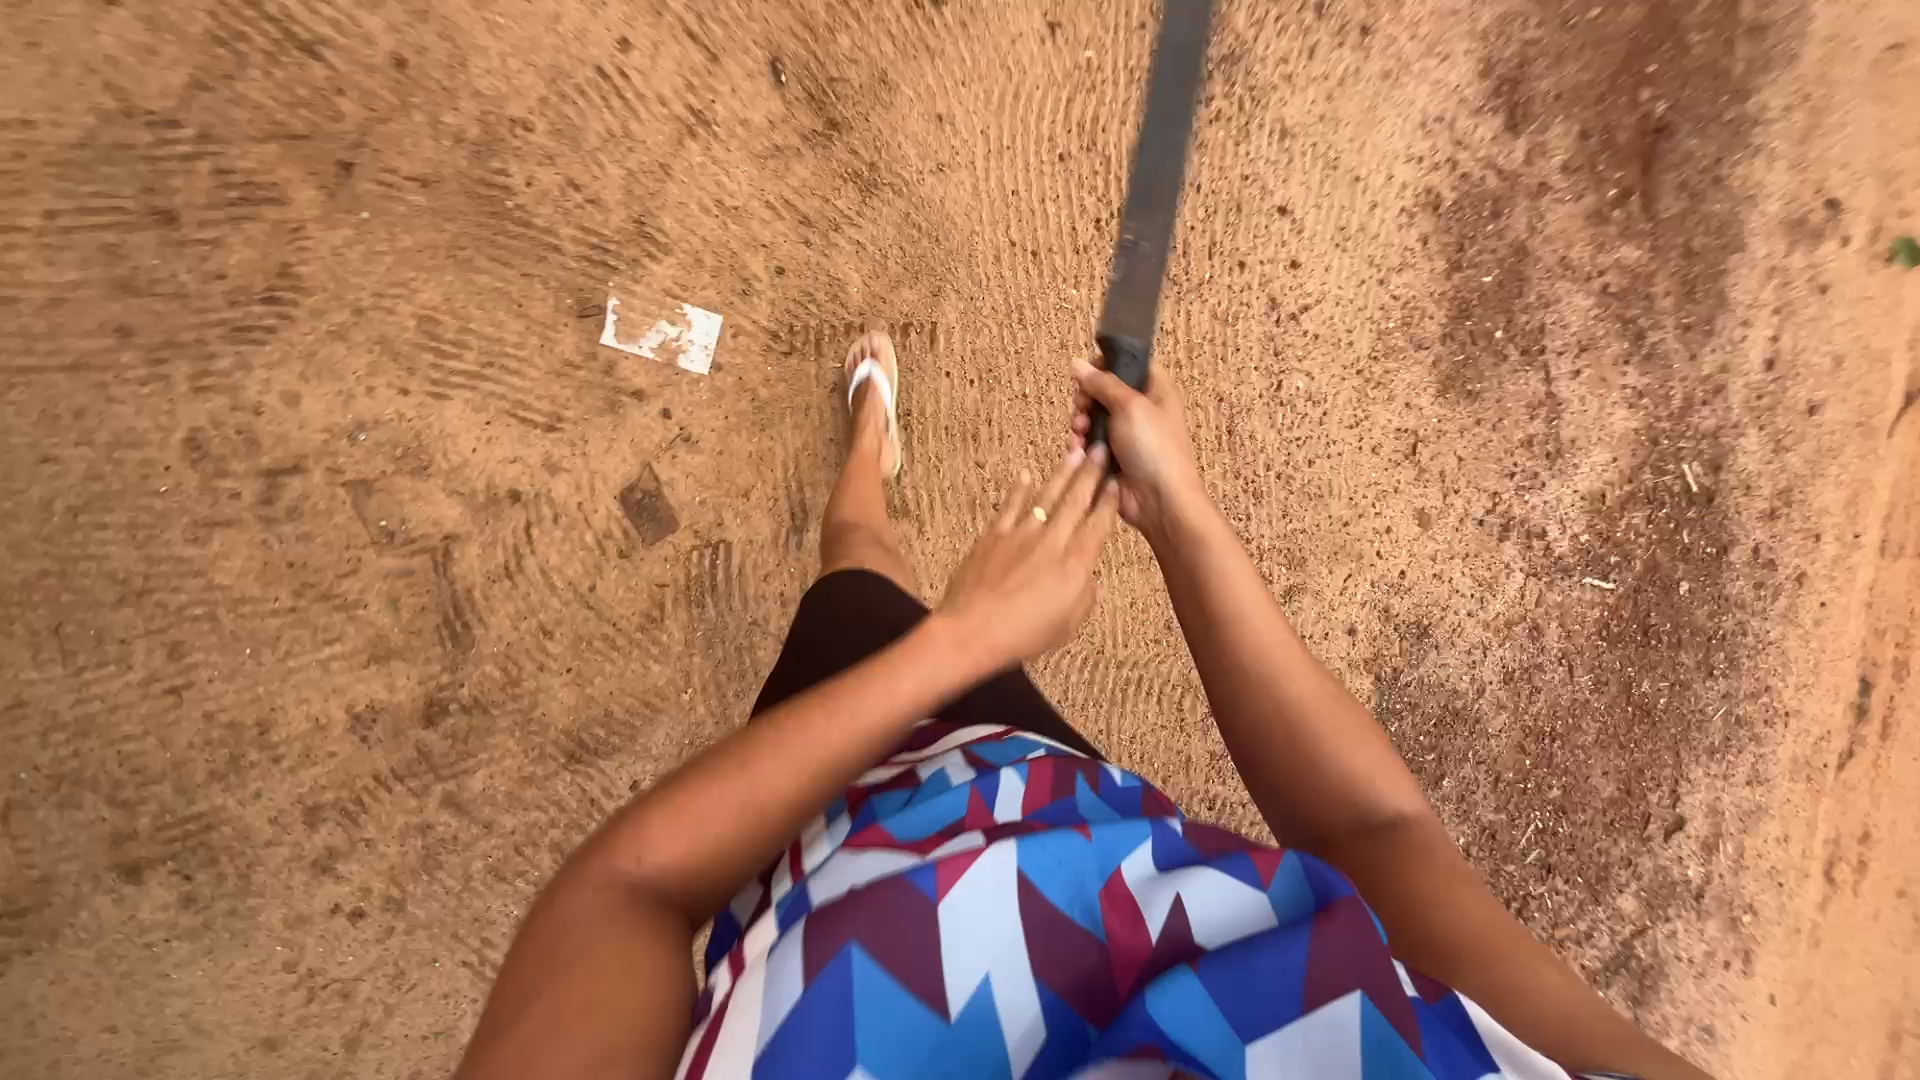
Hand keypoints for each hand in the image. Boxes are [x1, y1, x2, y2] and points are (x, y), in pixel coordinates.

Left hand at [936, 445, 1121, 668]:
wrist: (973, 630)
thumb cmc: (1023, 635)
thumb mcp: (1068, 625)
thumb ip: (1085, 598)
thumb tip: (1092, 582)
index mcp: (1075, 565)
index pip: (1099, 524)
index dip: (1110, 501)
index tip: (1117, 482)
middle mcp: (1051, 542)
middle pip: (1076, 500)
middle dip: (1091, 473)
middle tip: (1102, 450)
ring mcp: (1020, 535)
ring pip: (1046, 496)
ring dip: (1062, 473)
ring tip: (1074, 453)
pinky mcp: (993, 536)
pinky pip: (1010, 505)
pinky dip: (1019, 489)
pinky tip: (1026, 474)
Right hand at [1069, 357, 1206, 540]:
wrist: (1158, 499)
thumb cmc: (1153, 448)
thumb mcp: (1129, 406)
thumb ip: (1102, 383)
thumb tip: (1077, 363)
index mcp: (1156, 391)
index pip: (1130, 365)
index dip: (1107, 365)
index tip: (1088, 373)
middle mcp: (1142, 410)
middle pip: (1105, 391)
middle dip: (1087, 398)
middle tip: (1082, 407)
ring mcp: (1127, 435)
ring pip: (1094, 418)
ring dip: (1081, 422)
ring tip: (1079, 431)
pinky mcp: (1113, 457)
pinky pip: (1091, 442)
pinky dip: (1082, 443)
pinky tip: (1078, 448)